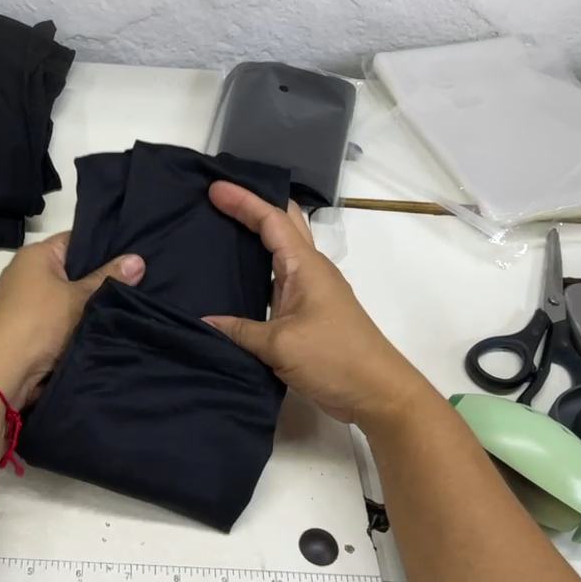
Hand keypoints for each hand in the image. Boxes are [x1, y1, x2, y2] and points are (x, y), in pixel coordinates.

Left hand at [0, 233, 143, 404]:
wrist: (0, 372)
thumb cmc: (38, 323)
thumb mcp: (78, 298)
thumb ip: (108, 279)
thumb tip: (139, 259)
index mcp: (36, 254)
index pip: (76, 239)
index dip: (106, 245)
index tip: (135, 252)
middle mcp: (27, 272)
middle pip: (73, 269)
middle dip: (101, 277)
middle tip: (142, 278)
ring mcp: (25, 301)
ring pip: (68, 297)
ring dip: (90, 304)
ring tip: (132, 301)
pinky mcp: (28, 327)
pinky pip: (60, 319)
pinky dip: (78, 323)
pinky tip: (106, 326)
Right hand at [203, 181, 433, 430]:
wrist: (376, 393)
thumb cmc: (335, 358)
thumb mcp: (281, 345)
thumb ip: (240, 331)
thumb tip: (204, 322)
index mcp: (306, 267)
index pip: (272, 220)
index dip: (243, 201)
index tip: (213, 188)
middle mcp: (310, 272)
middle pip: (282, 226)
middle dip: (252, 208)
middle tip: (217, 202)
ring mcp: (310, 294)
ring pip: (279, 253)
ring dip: (254, 240)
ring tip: (218, 235)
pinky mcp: (307, 316)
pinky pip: (276, 283)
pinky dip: (255, 274)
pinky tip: (233, 285)